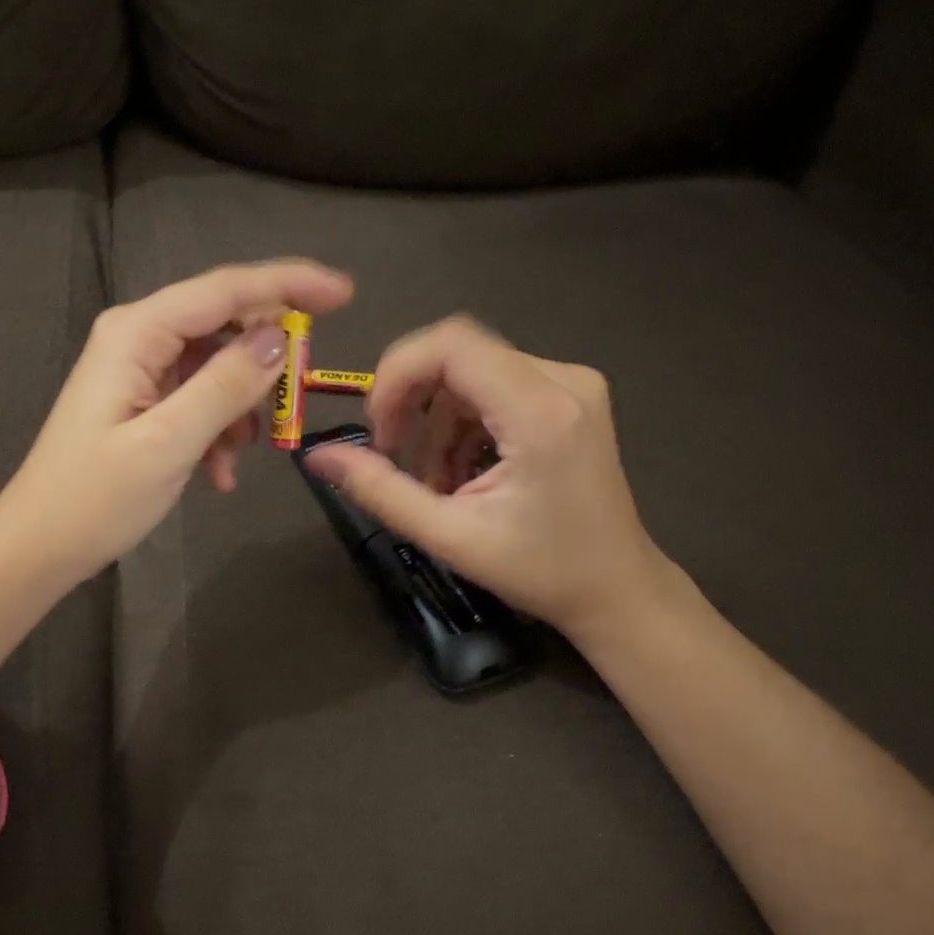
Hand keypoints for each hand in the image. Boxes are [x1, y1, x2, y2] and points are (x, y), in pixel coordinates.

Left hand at [0, 260, 353, 584]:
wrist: (38, 548)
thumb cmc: (95, 499)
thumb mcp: (169, 444)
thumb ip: (225, 386)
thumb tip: (279, 337)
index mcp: (137, 333)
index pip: (225, 288)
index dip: (289, 284)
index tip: (345, 293)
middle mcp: (137, 337)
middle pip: (223, 323)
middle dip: (265, 361)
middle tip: (295, 402)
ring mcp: (137, 370)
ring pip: (216, 366)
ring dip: (240, 407)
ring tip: (239, 455)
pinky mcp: (141, 401)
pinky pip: (198, 398)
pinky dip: (218, 430)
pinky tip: (218, 474)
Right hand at [302, 317, 671, 636]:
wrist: (617, 589)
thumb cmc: (541, 571)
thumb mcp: (449, 537)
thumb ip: (379, 491)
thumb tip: (317, 457)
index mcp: (541, 412)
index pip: (452, 345)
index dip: (398, 373)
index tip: (378, 429)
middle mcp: (564, 380)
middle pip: (459, 356)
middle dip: (413, 403)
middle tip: (395, 459)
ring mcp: (573, 383)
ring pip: (472, 374)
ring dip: (438, 423)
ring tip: (435, 484)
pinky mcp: (571, 395)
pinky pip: (495, 387)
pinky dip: (465, 425)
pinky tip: (464, 473)